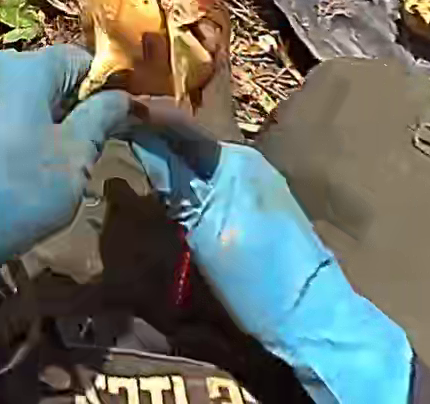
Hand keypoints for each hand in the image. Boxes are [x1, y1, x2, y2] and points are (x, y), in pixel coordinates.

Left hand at [0, 45, 132, 302]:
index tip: (92, 121)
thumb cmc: (8, 197)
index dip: (91, 87)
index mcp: (29, 69)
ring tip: (2, 147)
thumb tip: (125, 96)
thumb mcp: (70, 167)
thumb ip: (100, 120)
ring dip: (9, 100)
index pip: (76, 59)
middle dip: (47, 97)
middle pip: (35, 68)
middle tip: (45, 145)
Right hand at [131, 127, 414, 403]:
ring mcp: (256, 175)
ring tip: (138, 149)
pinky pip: (214, 169)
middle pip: (189, 134)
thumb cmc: (258, 279)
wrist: (318, 321)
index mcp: (232, 159)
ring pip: (201, 152)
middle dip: (154, 128)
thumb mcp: (205, 232)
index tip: (111, 107)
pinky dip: (188, 169)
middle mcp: (245, 156)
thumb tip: (137, 138)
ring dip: (170, 149)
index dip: (145, 114)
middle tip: (118, 127)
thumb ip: (173, 182)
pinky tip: (173, 179)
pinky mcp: (260, 196)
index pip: (179, 124)